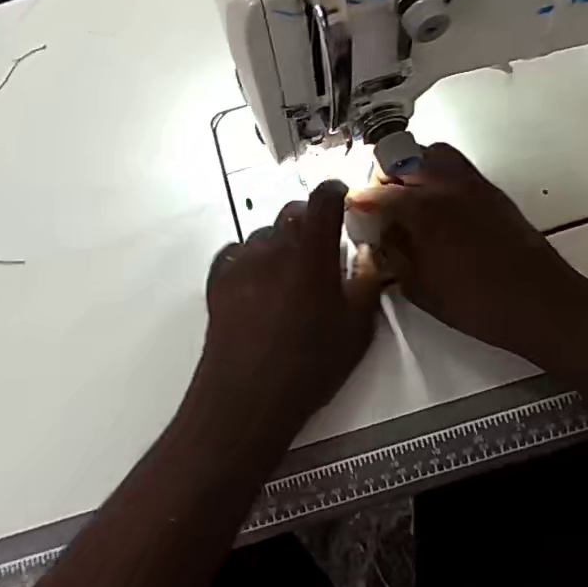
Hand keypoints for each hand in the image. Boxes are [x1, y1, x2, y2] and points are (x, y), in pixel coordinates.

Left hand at [193, 181, 384, 437]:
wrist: (248, 394)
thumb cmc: (307, 366)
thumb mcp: (356, 330)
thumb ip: (366, 284)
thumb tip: (367, 259)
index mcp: (311, 254)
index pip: (322, 200)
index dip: (333, 191)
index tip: (338, 194)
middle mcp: (273, 248)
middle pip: (291, 214)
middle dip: (307, 221)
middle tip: (319, 247)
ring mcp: (242, 261)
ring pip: (264, 235)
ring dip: (279, 245)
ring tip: (289, 280)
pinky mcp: (220, 277)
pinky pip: (237, 254)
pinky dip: (251, 261)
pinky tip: (260, 286)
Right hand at [347, 143, 587, 360]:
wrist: (543, 307)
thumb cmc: (480, 303)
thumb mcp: (418, 287)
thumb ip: (391, 255)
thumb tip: (378, 240)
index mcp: (422, 209)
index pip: (374, 192)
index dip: (357, 203)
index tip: (351, 213)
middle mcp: (445, 186)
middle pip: (399, 157)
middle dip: (381, 177)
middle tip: (377, 202)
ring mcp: (471, 184)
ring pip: (429, 152)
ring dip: (410, 167)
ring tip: (405, 194)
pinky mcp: (490, 191)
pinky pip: (454, 166)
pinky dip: (436, 174)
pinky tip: (434, 204)